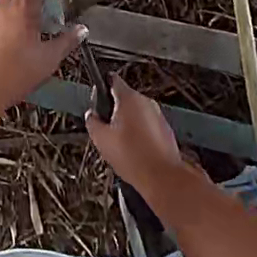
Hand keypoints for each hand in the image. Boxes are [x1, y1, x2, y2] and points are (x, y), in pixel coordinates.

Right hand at [85, 78, 197, 194]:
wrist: (161, 177)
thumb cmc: (134, 157)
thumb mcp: (101, 139)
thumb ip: (92, 121)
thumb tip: (91, 116)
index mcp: (129, 98)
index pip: (113, 80)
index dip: (102, 87)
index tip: (97, 96)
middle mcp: (146, 102)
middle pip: (125, 99)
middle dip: (114, 111)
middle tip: (106, 129)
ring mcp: (158, 116)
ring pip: (137, 113)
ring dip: (127, 124)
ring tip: (120, 145)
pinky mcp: (165, 130)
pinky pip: (148, 126)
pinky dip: (140, 134)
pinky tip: (134, 151)